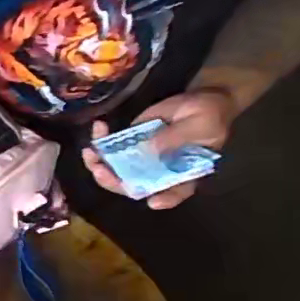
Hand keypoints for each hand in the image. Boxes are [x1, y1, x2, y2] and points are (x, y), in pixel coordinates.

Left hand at [81, 87, 237, 209]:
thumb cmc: (209, 116)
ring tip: (90, 152)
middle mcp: (159, 172)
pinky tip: (99, 127)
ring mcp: (141, 159)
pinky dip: (100, 141)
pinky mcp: (130, 144)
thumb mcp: (200, 124)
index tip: (154, 201)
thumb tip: (150, 148)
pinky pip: (110, 149)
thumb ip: (176, 138)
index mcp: (184, 174)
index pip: (175, 192)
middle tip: (100, 170)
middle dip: (113, 181)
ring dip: (98, 164)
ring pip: (115, 171)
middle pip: (134, 185)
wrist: (201, 99)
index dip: (165, 199)